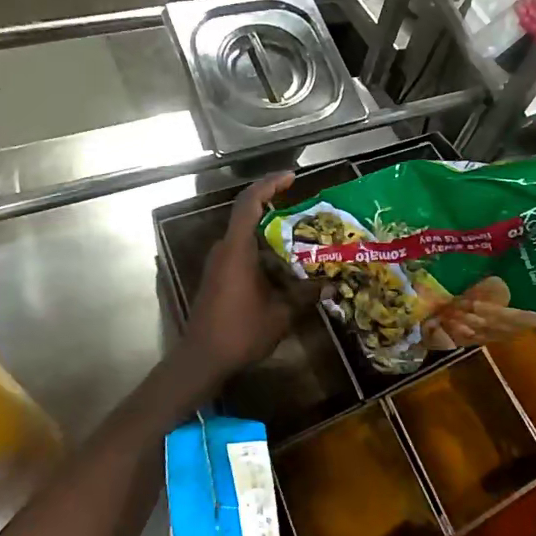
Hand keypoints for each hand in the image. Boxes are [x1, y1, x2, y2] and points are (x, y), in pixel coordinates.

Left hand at [181, 172, 297, 378]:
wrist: (202, 358)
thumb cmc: (240, 331)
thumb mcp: (280, 313)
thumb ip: (304, 294)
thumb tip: (332, 285)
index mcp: (236, 249)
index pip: (249, 202)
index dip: (269, 184)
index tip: (291, 177)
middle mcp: (223, 249)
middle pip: (248, 217)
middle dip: (276, 211)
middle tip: (307, 214)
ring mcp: (217, 264)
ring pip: (247, 239)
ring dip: (272, 238)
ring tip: (303, 244)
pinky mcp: (217, 278)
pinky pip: (242, 254)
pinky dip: (263, 254)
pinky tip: (285, 269)